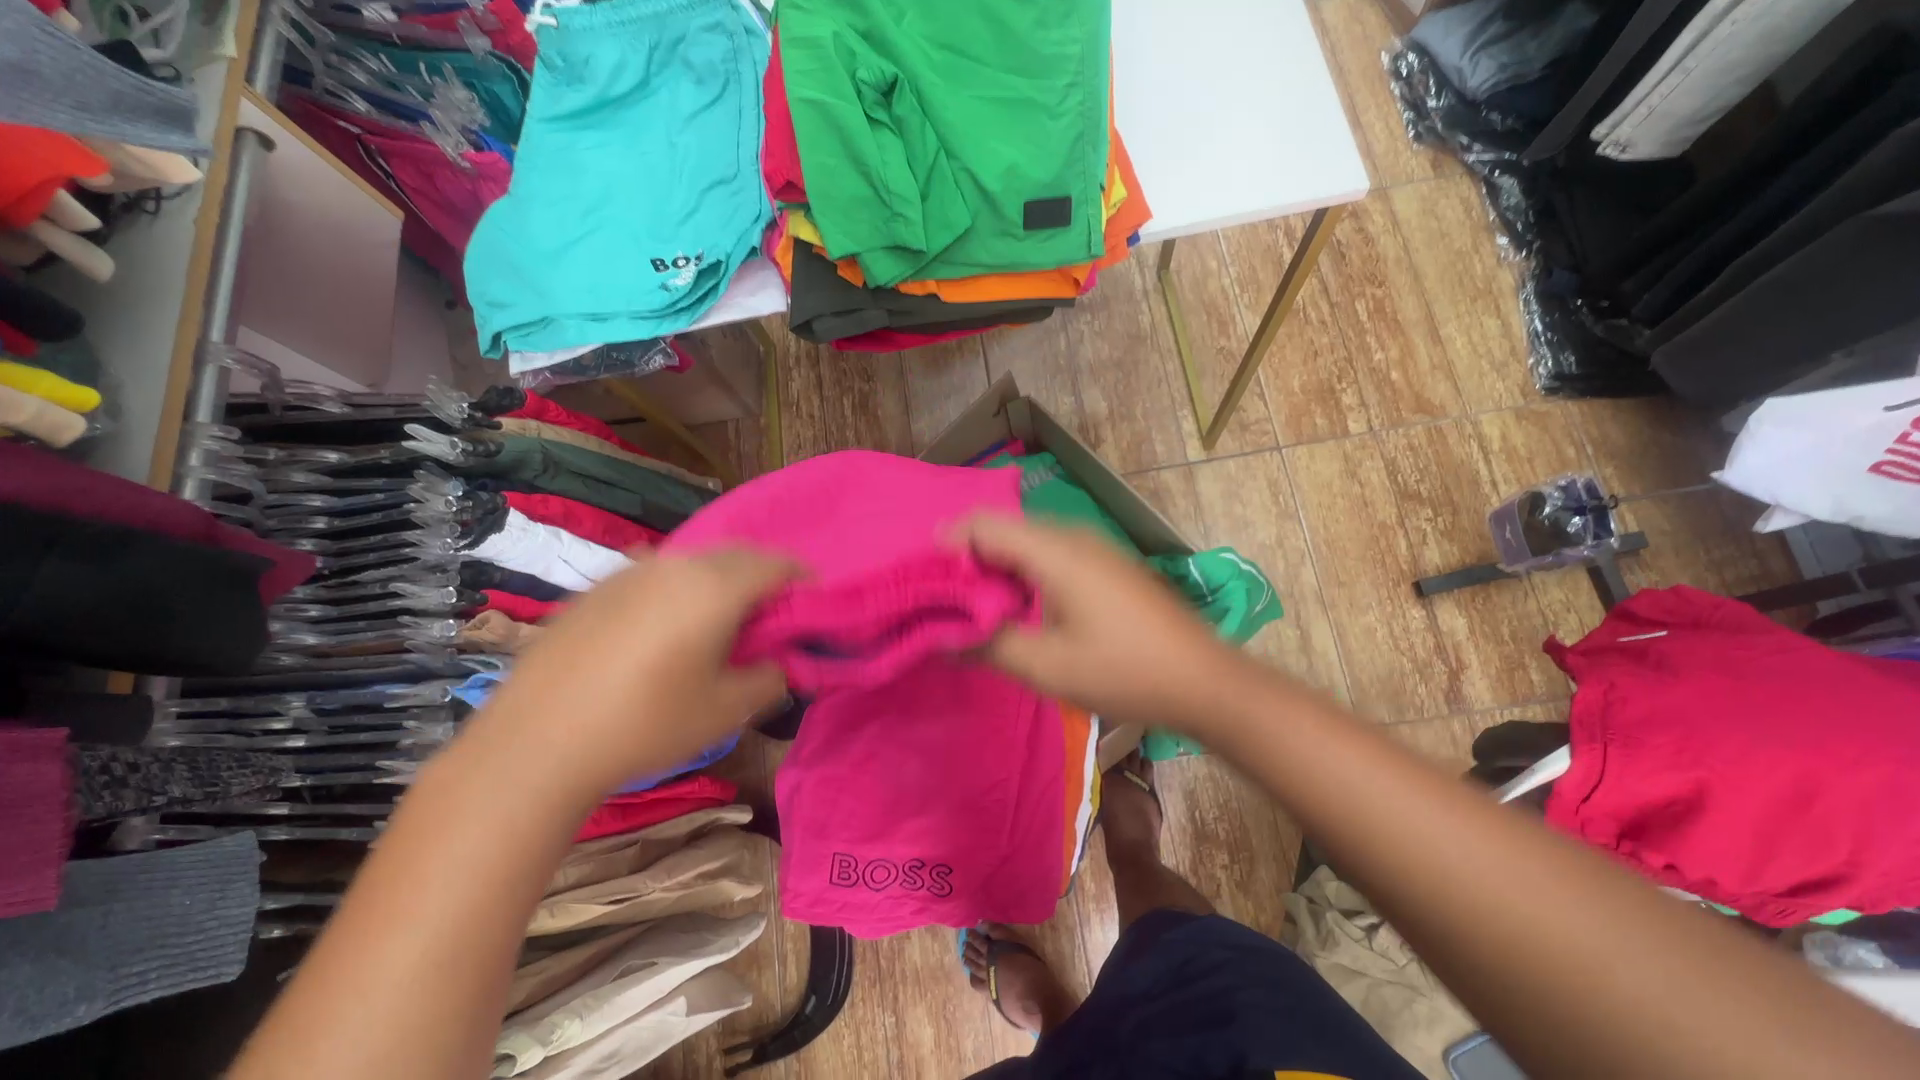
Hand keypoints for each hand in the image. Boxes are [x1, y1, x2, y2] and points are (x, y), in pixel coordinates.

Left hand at [470, 549, 801, 797]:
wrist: (537, 742)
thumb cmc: (646, 725)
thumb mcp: (726, 710)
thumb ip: (770, 676)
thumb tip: (781, 660)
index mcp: (714, 586)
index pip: (778, 565)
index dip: (804, 585)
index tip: (814, 612)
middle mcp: (674, 565)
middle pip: (737, 556)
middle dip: (764, 581)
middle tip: (772, 622)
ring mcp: (629, 572)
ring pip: (693, 565)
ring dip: (720, 586)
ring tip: (721, 629)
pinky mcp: (595, 590)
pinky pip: (656, 579)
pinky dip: (678, 595)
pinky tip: (666, 636)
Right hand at [953, 514, 1255, 732]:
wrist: (1205, 683)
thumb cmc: (1124, 671)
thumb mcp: (1046, 666)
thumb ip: (985, 646)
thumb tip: (938, 638)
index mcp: (1055, 550)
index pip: (982, 524)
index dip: (945, 548)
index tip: (920, 586)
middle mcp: (1073, 536)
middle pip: (1002, 530)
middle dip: (966, 562)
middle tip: (939, 604)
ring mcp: (1095, 549)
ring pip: (1026, 545)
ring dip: (995, 572)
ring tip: (971, 613)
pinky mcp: (1108, 568)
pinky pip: (1051, 558)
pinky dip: (1023, 578)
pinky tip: (1017, 614)